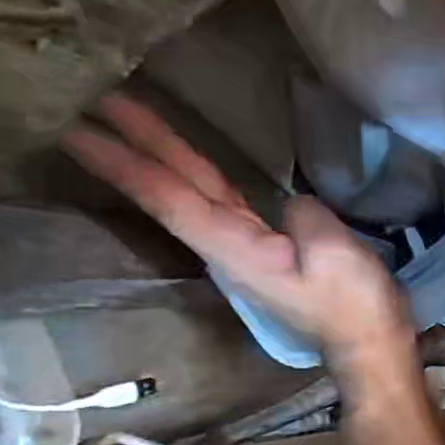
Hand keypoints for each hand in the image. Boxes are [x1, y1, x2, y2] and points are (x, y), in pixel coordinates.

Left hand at [59, 94, 416, 376]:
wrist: (370, 344)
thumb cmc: (352, 305)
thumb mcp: (334, 254)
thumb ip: (305, 215)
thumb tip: (293, 203)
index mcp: (233, 248)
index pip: (167, 198)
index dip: (125, 162)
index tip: (75, 128)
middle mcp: (229, 247)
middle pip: (175, 190)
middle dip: (137, 147)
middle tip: (94, 101)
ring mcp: (249, 250)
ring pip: (199, 194)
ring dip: (165, 158)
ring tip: (135, 121)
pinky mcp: (273, 252)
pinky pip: (227, 206)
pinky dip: (204, 179)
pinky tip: (198, 166)